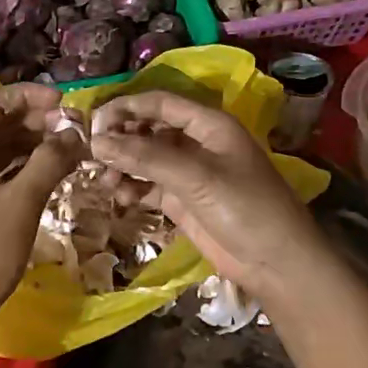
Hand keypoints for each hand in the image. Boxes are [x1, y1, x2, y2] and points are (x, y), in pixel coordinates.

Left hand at [0, 84, 87, 334]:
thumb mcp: (22, 201)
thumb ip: (50, 160)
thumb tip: (75, 132)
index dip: (28, 95)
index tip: (64, 103)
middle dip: (38, 119)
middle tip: (76, 127)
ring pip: (5, 145)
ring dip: (38, 141)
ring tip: (74, 146)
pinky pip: (6, 168)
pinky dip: (31, 163)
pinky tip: (58, 167)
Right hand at [89, 91, 329, 299]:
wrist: (275, 263)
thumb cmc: (245, 208)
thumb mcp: (196, 177)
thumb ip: (147, 157)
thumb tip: (98, 142)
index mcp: (209, 124)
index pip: (159, 103)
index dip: (126, 108)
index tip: (94, 123)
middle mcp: (196, 142)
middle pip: (149, 129)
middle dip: (121, 138)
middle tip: (92, 155)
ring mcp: (188, 173)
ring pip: (145, 158)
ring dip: (123, 165)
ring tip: (104, 181)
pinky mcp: (182, 201)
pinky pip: (148, 185)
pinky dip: (132, 188)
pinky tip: (119, 197)